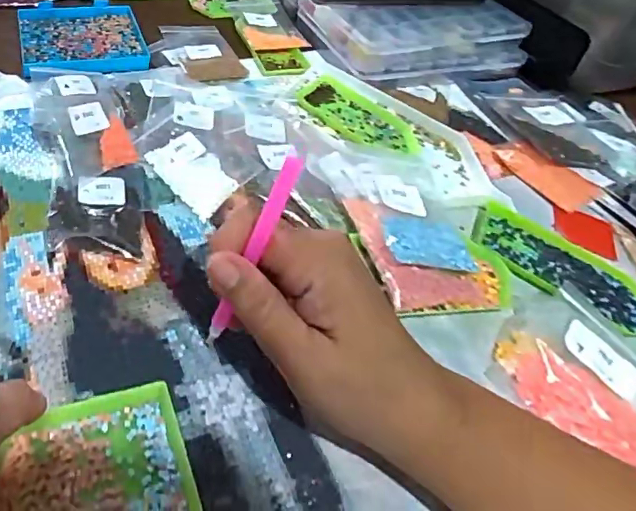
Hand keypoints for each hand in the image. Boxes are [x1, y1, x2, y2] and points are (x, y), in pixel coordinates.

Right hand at [205, 209, 458, 458]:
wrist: (421, 416)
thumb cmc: (361, 392)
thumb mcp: (299, 356)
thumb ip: (255, 303)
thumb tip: (213, 259)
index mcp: (316, 255)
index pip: (250, 219)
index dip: (226, 248)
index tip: (223, 297)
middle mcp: (320, 241)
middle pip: (255, 231)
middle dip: (235, 269)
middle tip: (240, 320)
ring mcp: (326, 254)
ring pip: (264, 248)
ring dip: (249, 283)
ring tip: (259, 329)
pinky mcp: (326, 271)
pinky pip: (280, 263)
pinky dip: (266, 289)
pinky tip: (275, 324)